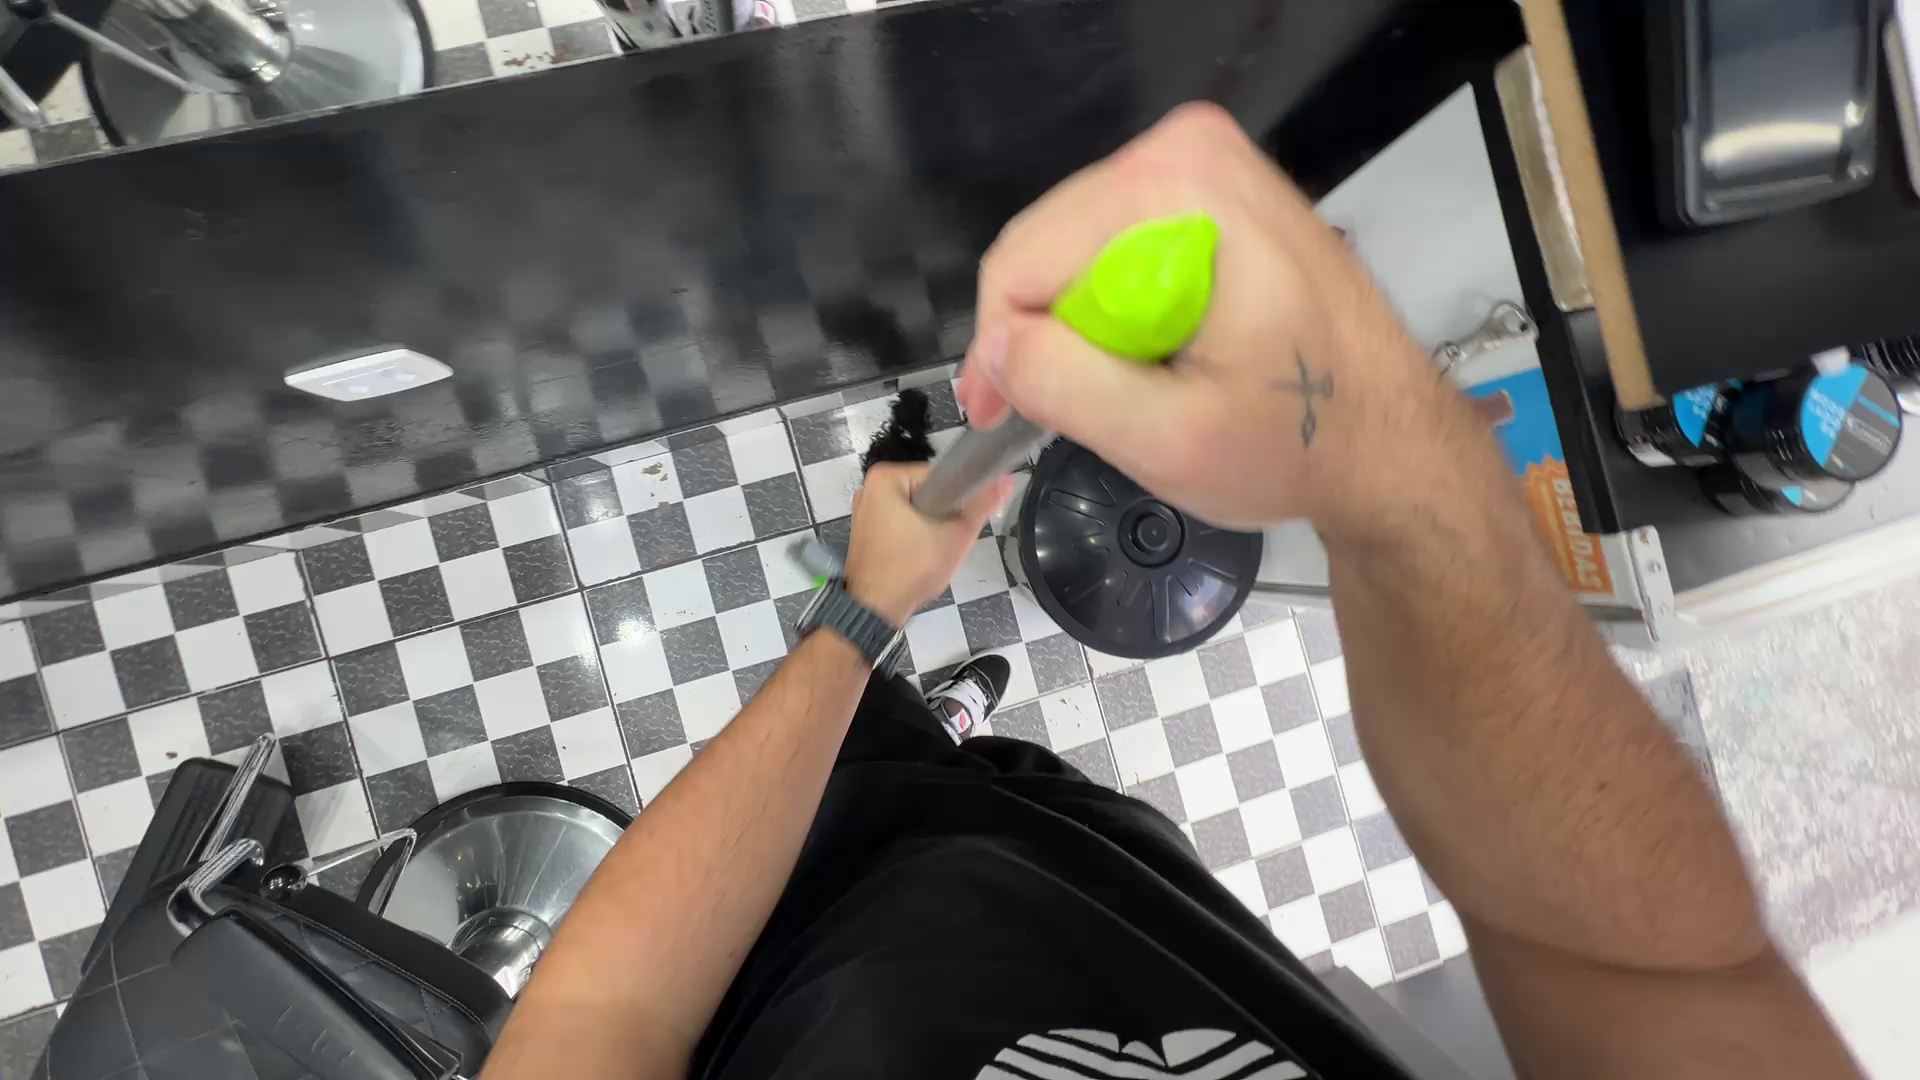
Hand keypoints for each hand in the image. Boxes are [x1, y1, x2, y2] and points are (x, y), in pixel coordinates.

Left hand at [843, 463, 1011, 624]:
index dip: (958, 498)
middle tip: (949, 539)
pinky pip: (899, 525)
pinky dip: (913, 537)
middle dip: (943, 515)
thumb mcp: (956, 535)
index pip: (938, 476)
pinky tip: (919, 556)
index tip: (962, 521)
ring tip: (935, 550)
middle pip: (926, 493)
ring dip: (930, 527)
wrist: (875, 610)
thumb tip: (1007, 480)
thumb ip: (983, 505)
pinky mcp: (864, 532)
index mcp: (885, 478)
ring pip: (915, 511)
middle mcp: (868, 488)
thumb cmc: (912, 569)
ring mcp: (863, 511)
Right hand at [955, 102, 1442, 535]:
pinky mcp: (1205, 196)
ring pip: (1065, 255)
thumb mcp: (1168, 437)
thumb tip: (992, 351)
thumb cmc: (1291, 444)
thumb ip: (1067, 386)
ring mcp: (1198, 168)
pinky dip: (1102, 318)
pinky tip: (1137, 360)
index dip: (998, 350)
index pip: (1024, 261)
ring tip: (1110, 393)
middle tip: (1050, 414)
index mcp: (1175, 190)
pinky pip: (1103, 255)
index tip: (1002, 416)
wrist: (1383, 440)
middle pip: (1041, 250)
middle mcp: (1182, 151)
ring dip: (1069, 333)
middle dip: (1033, 339)